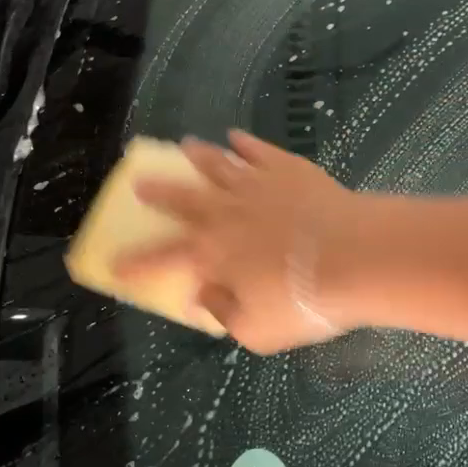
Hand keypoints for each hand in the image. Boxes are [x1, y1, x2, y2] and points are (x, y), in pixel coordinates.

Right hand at [113, 129, 359, 353]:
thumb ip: (224, 311)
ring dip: (199, 156)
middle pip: (182, 198)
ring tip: (185, 145)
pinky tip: (238, 136)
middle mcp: (225, 213)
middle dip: (158, 192)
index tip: (114, 261)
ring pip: (218, 165)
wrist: (354, 255)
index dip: (134, 261)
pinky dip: (245, 143)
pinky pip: (259, 150)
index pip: (161, 259)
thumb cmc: (304, 301)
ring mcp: (256, 184)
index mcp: (212, 254)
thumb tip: (203, 294)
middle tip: (141, 182)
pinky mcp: (287, 168)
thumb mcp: (257, 330)